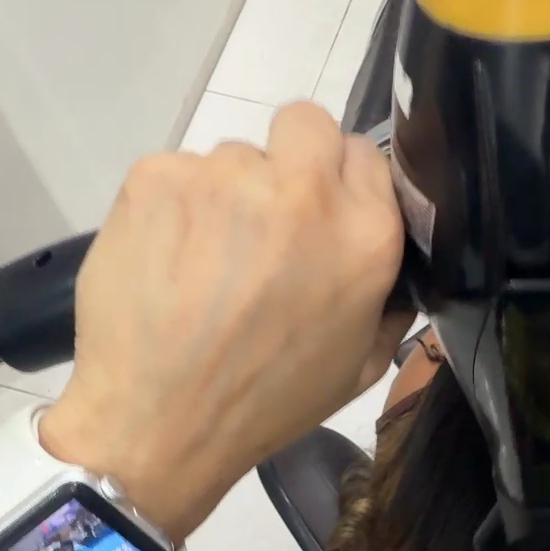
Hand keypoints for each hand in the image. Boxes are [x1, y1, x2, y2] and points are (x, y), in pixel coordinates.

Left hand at [39, 102, 410, 539]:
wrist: (159, 425)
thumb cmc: (268, 406)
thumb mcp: (360, 369)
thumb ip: (390, 303)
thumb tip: (392, 266)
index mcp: (366, 237)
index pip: (366, 154)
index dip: (343, 185)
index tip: (321, 219)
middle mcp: (304, 191)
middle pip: (306, 125)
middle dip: (293, 163)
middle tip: (267, 225)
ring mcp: (224, 176)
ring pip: (234, 157)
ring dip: (229, 197)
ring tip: (207, 266)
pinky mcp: (157, 177)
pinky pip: (177, 173)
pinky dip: (175, 210)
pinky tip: (167, 262)